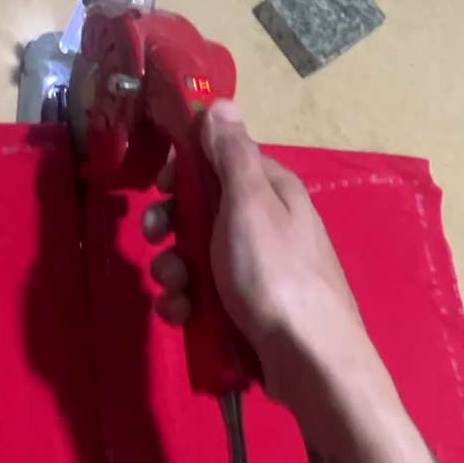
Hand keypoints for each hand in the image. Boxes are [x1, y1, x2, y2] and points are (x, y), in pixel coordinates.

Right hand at [141, 100, 383, 408]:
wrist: (305, 358)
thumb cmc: (274, 273)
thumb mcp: (249, 204)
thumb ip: (230, 155)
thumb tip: (219, 104)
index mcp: (269, 191)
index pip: (218, 161)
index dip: (185, 171)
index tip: (162, 186)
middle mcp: (262, 224)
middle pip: (200, 211)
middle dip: (171, 229)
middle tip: (158, 242)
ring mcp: (252, 269)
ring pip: (192, 257)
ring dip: (173, 273)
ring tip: (178, 293)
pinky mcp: (242, 307)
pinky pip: (200, 294)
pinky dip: (185, 303)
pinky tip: (183, 317)